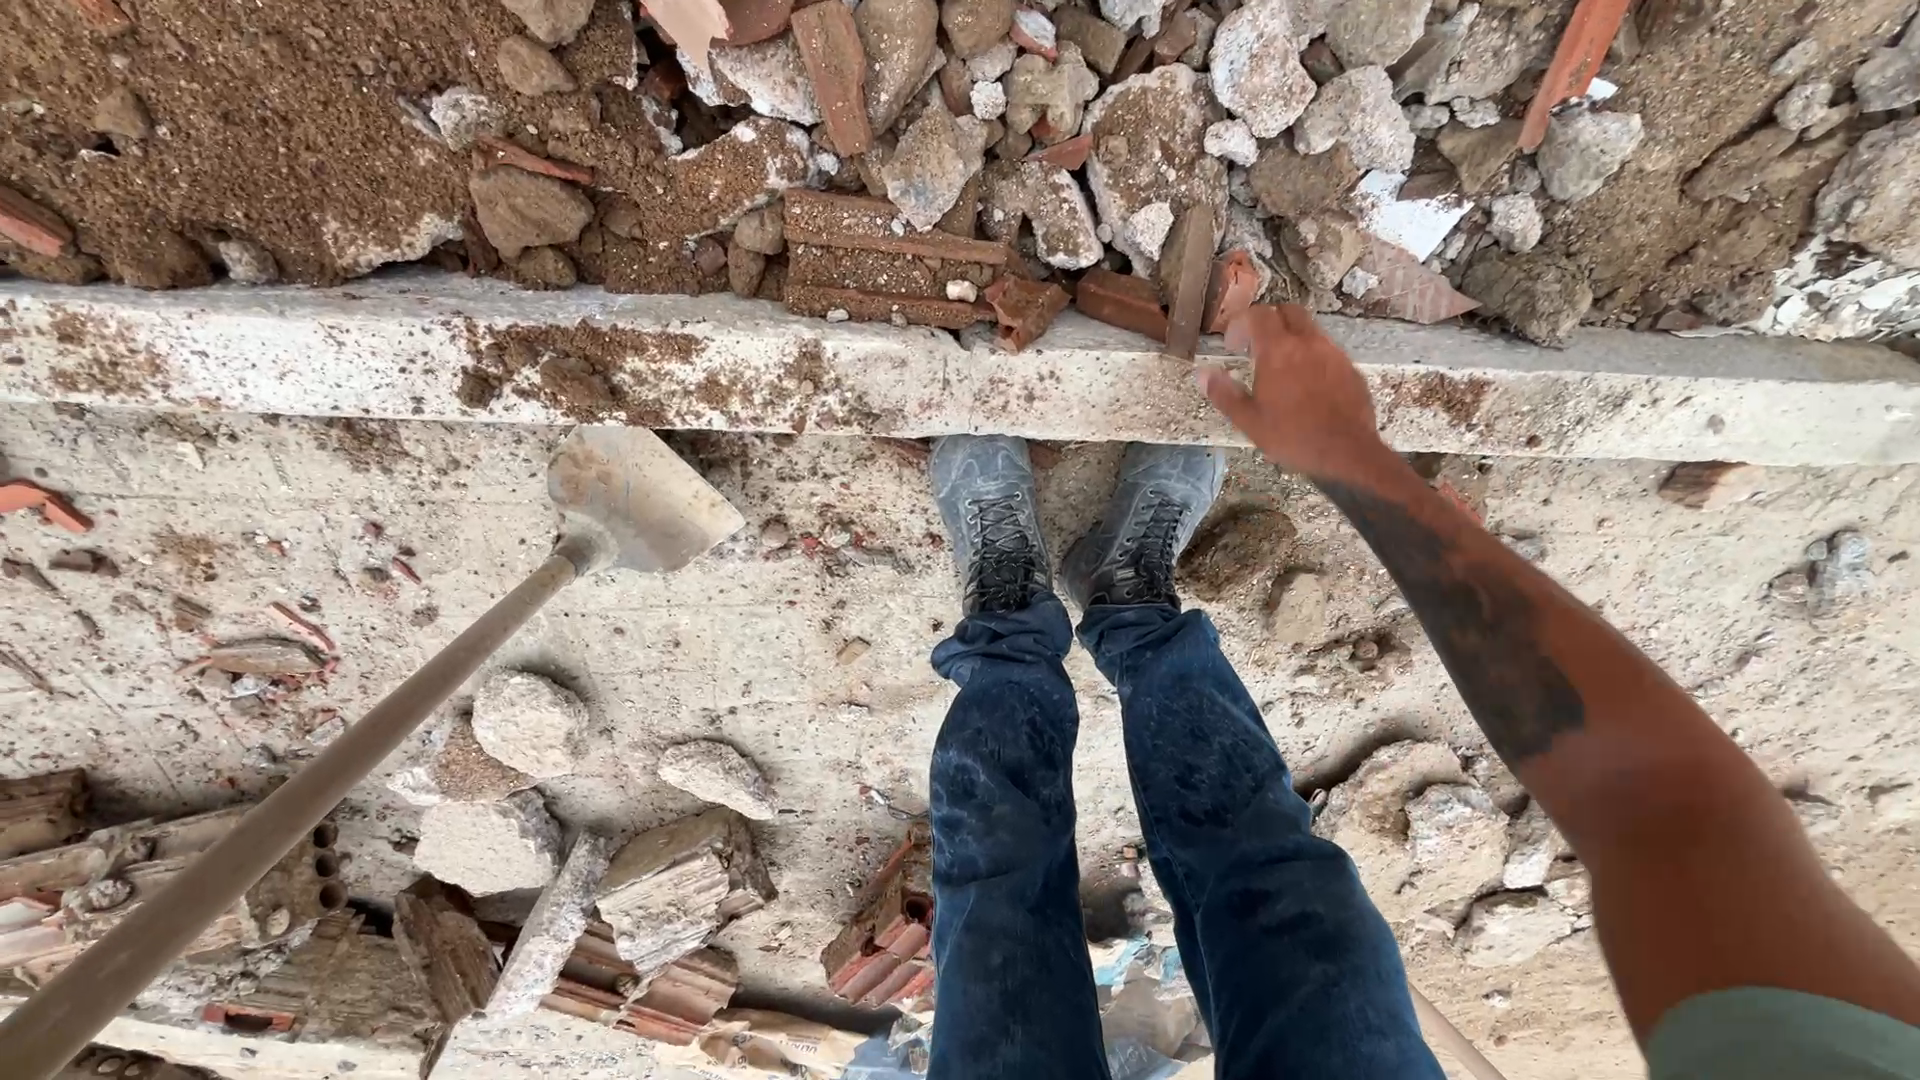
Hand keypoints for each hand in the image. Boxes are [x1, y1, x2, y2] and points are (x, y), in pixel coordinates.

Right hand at [1196, 304, 1386, 481]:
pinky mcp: (1349, 367)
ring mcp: (1333, 352)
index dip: (1240, 324)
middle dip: (1268, 322)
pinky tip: (1304, 383)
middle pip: (1287, 312)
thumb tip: (1202, 375)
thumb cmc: (1293, 437)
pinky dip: (1310, 355)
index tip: (1231, 344)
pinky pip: (1326, 349)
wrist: (1347, 450)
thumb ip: (1224, 394)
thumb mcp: (1249, 421)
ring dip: (1290, 338)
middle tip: (1254, 347)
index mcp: (1278, 352)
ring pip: (1309, 329)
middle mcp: (1308, 343)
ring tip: (1279, 367)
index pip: (1258, 315)